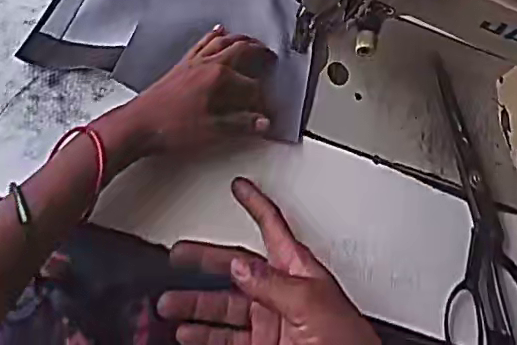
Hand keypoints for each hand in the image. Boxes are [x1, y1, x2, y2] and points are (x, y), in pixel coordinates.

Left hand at [94, 27, 275, 163]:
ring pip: (224, 40)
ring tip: (252, 41)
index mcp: (219, 78)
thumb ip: (240, 125)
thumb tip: (261, 123)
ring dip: (242, 39)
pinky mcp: (183, 63)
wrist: (136, 126)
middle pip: (242, 50)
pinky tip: (219, 31)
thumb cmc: (168, 129)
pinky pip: (203, 41)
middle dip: (260, 53)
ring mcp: (195, 61)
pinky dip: (215, 34)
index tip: (265, 111)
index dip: (261, 100)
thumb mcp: (210, 132)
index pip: (251, 86)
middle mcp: (209, 63)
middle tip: (270, 57)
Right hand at [158, 178, 378, 344]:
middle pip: (236, 269)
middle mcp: (281, 292)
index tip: (239, 186)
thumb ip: (273, 283)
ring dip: (196, 306)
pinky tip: (188, 333)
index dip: (255, 203)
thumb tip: (241, 265)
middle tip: (179, 254)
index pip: (272, 225)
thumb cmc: (347, 339)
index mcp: (297, 269)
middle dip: (205, 261)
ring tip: (169, 304)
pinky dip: (205, 336)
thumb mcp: (310, 303)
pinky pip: (227, 339)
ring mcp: (271, 322)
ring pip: (225, 308)